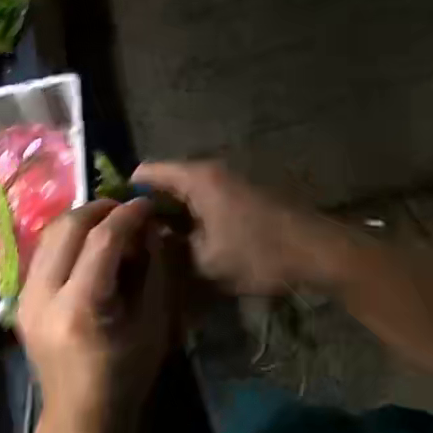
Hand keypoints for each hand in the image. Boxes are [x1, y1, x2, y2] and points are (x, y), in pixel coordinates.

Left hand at [17, 199, 178, 432]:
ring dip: (82, 220)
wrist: (80, 418)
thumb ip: (154, 270)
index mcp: (79, 307)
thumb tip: (150, 229)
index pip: (101, 240)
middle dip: (100, 209)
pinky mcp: (20, 300)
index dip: (128, 215)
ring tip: (111, 223)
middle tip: (128, 209)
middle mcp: (42, 296)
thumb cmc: (126, 376)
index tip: (148, 203)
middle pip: (67, 227)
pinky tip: (91, 246)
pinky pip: (44, 252)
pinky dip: (68, 239)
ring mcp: (24, 298)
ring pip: (49, 234)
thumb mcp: (154, 323)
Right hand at [131, 161, 343, 294]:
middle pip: (165, 182)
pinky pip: (206, 201)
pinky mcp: (244, 195)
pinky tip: (190, 247)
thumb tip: (144, 245)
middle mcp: (212, 170)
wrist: (317, 252)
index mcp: (196, 177)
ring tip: (158, 249)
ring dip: (173, 218)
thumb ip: (168, 251)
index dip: (125, 196)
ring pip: (187, 194)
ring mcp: (231, 181)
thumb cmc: (258, 254)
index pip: (145, 172)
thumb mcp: (204, 262)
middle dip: (148, 211)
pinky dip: (193, 219)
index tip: (114, 226)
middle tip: (133, 243)